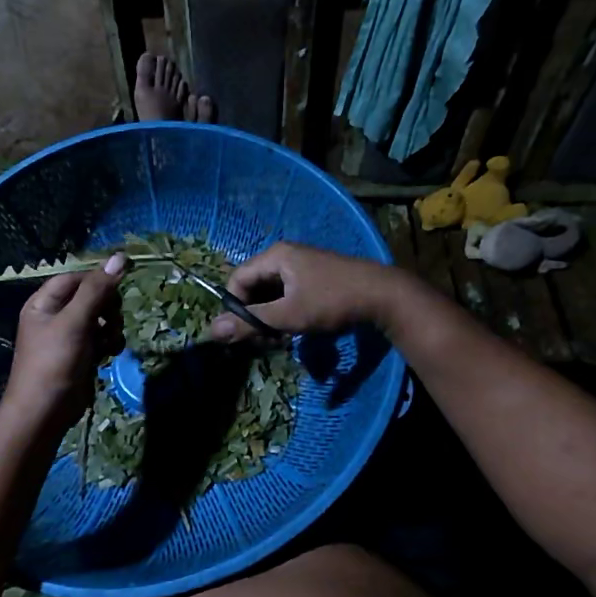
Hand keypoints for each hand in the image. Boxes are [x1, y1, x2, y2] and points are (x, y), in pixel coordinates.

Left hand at [0, 254, 128, 429]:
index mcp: (44, 303)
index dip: (97, 281)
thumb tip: (120, 256)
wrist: (45, 413)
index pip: (76, 278)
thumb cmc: (54, 363)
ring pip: (100, 318)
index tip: (117, 291)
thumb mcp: (76, 322)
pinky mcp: (81, 354)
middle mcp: (55, 316)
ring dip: (111, 327)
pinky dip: (109, 343)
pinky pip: (101, 338)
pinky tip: (110, 355)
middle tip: (111, 323)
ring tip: (110, 344)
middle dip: (107, 308)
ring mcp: (69, 336)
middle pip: (91, 296)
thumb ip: (97, 290)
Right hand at [207, 243, 409, 341]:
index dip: (235, 307)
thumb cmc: (332, 301)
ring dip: (269, 316)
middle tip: (263, 340)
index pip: (237, 279)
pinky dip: (284, 312)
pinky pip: (287, 294)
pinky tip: (293, 330)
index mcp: (275, 256)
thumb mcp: (288, 315)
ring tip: (279, 338)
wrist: (383, 295)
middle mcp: (285, 256)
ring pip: (271, 293)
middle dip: (253, 314)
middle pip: (253, 286)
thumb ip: (251, 322)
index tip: (244, 333)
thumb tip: (212, 330)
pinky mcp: (314, 277)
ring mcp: (301, 265)